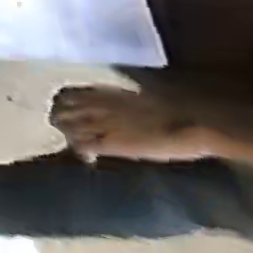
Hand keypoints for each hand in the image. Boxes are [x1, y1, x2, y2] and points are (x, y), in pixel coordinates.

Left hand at [50, 86, 213, 161]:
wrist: (193, 122)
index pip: (65, 95)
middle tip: (71, 132)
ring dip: (69, 137)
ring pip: (66, 128)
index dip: (62, 106)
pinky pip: (82, 146)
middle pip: (59, 111)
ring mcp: (101, 125)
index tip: (69, 114)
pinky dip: (82, 152)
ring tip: (80, 146)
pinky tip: (90, 159)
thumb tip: (115, 105)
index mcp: (103, 93)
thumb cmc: (174, 110)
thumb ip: (118, 100)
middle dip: (60, 122)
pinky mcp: (111, 144)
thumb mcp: (136, 98)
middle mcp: (95, 107)